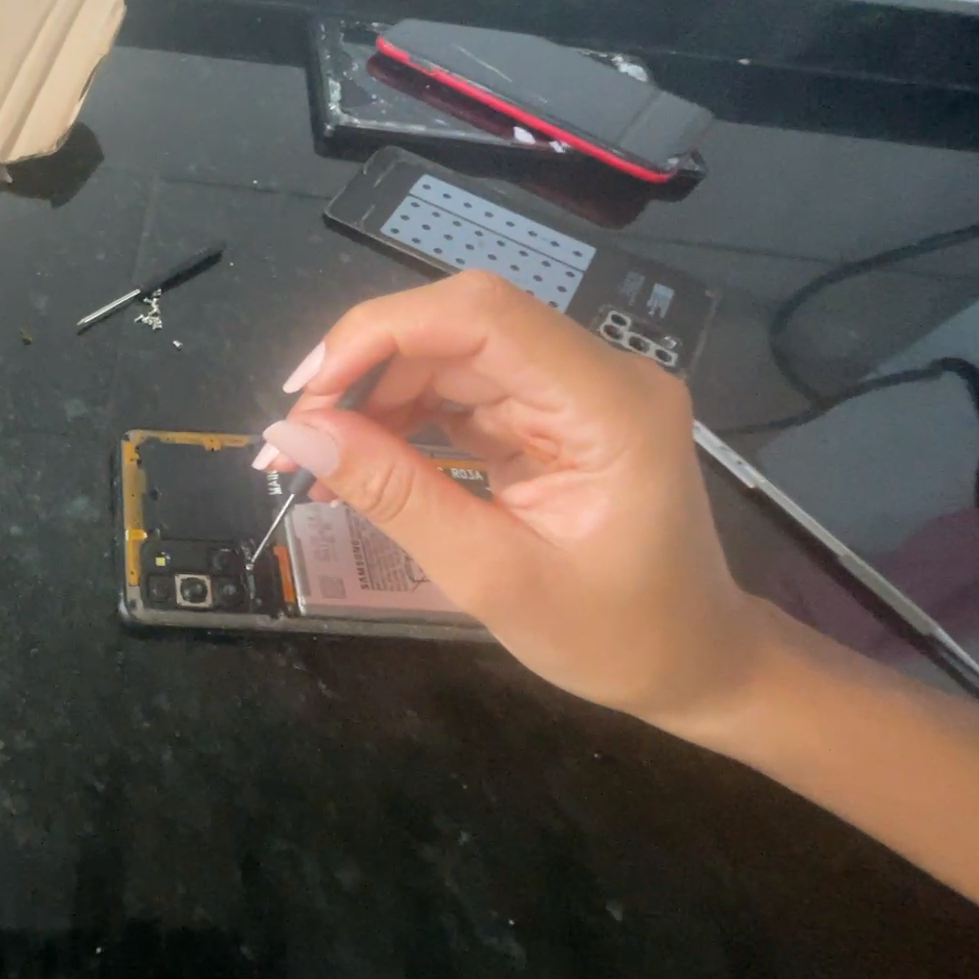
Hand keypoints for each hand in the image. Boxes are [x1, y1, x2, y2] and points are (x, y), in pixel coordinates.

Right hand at [256, 271, 763, 722]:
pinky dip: (387, 422)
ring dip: (363, 401)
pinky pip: (445, 393)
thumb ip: (391, 494)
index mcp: (604, 405)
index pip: (479, 316)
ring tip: (309, 460)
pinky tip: (351, 461)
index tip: (305, 394)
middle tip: (292, 441)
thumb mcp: (487, 574)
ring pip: (436, 357)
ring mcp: (561, 390)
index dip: (378, 334)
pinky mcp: (535, 414)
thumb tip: (294, 434)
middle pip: (450, 329)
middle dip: (357, 373)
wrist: (686, 662)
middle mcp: (588, 375)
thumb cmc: (609, 634)